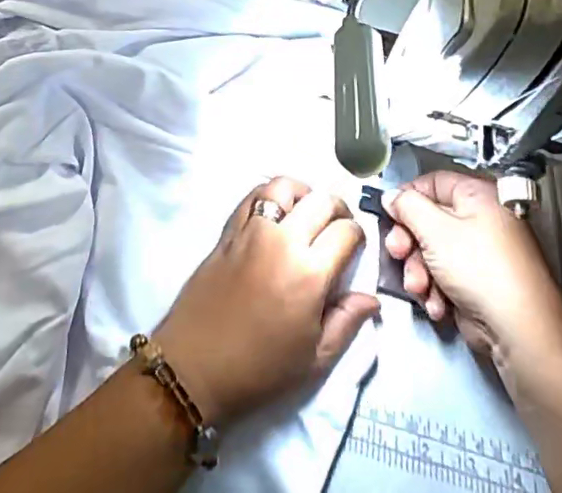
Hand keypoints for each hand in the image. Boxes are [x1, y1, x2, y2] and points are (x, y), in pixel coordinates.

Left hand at [152, 178, 378, 426]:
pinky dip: (270, 196)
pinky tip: (275, 215)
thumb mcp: (313, 361)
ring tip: (306, 214)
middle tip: (337, 230)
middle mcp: (283, 241)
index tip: (354, 251)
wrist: (191, 373)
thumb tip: (371, 298)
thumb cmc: (257, 372)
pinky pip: (252, 197)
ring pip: (284, 187)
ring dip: (303, 195)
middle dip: (338, 210)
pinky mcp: (227, 233)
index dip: (358, 237)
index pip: (347, 231)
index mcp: (309, 273)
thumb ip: (347, 322)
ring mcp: (251, 232)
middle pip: (321, 201)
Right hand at [383, 172, 561, 372]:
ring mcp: (480, 252)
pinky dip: (437, 290)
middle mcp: (481, 219)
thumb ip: (408, 207)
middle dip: (411, 243)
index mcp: (478, 195)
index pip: (434, 183)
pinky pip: (445, 277)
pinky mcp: (477, 281)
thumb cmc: (483, 270)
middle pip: (430, 220)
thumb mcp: (435, 230)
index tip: (390, 214)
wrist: (516, 326)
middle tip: (399, 253)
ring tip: (422, 287)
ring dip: (420, 272)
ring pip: (433, 253)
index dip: (408, 198)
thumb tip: (393, 196)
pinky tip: (439, 304)